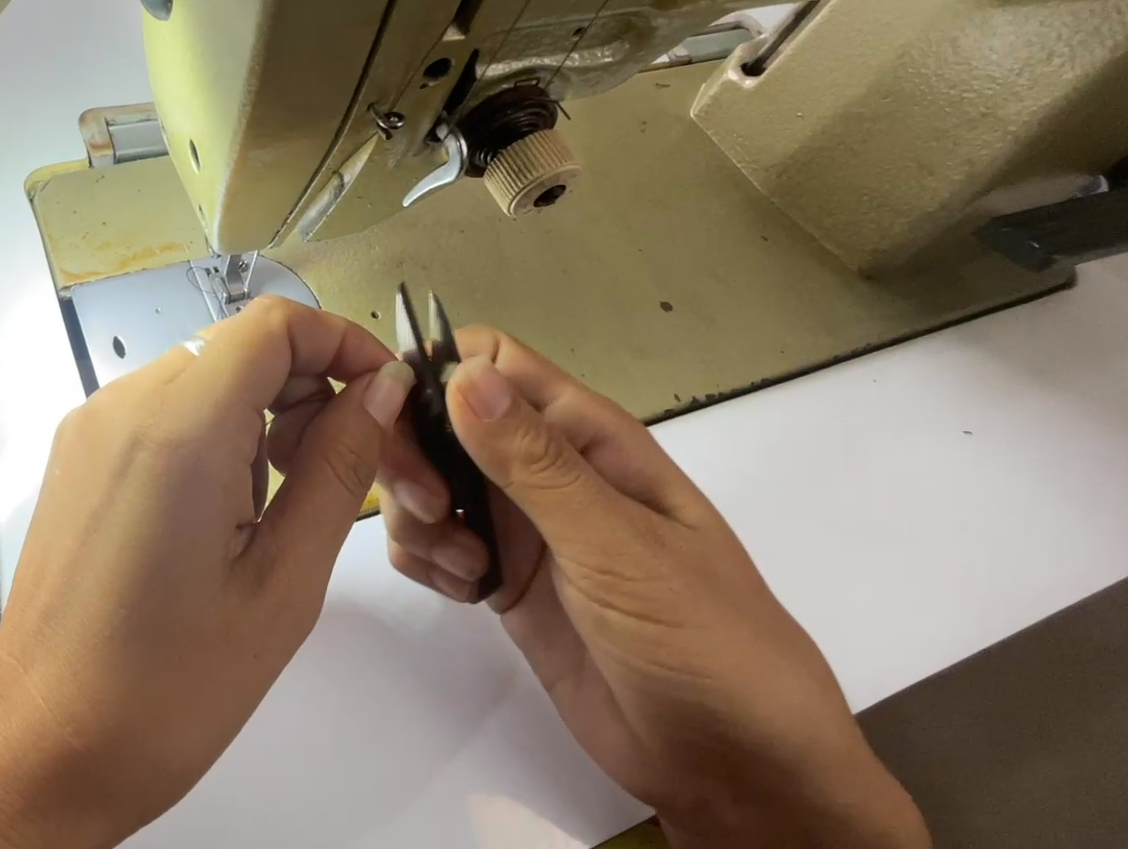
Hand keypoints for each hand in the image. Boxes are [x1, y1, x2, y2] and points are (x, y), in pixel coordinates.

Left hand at [0, 297, 414, 848]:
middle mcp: (124, 401)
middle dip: (308, 384)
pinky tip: (224, 506)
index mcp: (178, 424)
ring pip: (203, 373)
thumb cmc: (176, 684)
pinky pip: (163, 406)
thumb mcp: (284, 581)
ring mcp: (91, 422)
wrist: (44, 743)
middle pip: (238, 345)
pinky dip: (214, 427)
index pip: (273, 323)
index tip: (384, 396)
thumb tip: (383, 387)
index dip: (341, 342)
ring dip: (262, 410)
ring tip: (282, 500)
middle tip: (344, 465)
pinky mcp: (77, 450)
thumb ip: (339, 466)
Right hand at [378, 326, 929, 848]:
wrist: (727, 765)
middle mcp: (541, 467)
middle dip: (414, 454)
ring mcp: (516, 522)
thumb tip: (461, 375)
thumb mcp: (616, 545)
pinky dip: (426, 556)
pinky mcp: (497, 574)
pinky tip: (461, 589)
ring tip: (460, 562)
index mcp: (582, 435)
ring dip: (418, 514)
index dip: (437, 370)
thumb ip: (534, 462)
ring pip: (426, 481)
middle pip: (440, 420)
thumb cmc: (699, 639)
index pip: (493, 361)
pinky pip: (431, 540)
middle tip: (428, 507)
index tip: (399, 416)